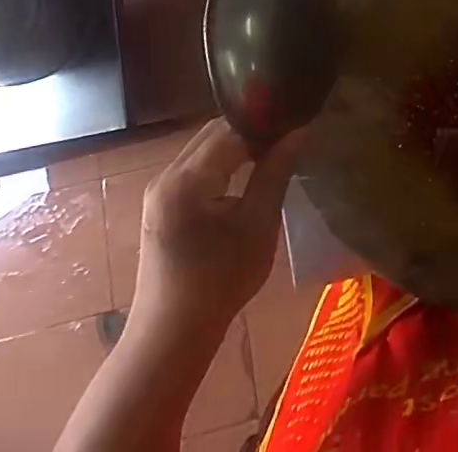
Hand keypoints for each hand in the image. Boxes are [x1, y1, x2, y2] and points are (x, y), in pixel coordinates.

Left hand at [130, 119, 303, 342]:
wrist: (172, 334)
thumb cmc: (221, 282)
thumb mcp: (258, 224)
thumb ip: (276, 172)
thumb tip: (299, 132)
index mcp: (188, 178)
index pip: (232, 130)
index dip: (265, 124)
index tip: (295, 126)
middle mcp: (167, 174)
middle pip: (213, 133)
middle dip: (250, 130)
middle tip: (286, 137)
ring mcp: (158, 187)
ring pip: (203, 147)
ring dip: (235, 144)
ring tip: (270, 152)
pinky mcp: (159, 201)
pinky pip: (194, 165)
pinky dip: (220, 160)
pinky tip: (243, 171)